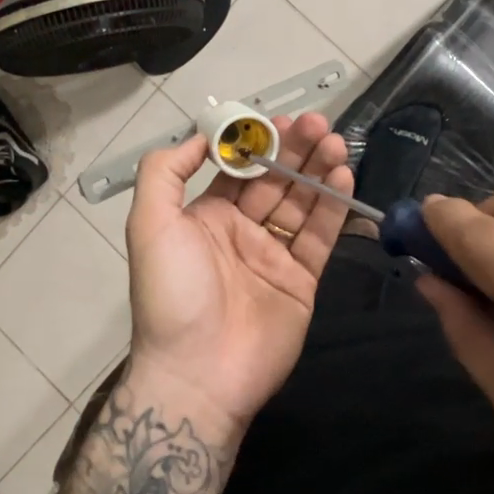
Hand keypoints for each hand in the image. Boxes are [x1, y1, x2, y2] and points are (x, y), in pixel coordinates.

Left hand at [124, 112, 352, 436]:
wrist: (198, 374)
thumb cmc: (171, 293)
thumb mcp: (150, 224)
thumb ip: (167, 173)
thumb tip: (201, 136)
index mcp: (206, 217)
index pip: (239, 168)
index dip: (259, 143)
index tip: (279, 119)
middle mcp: (242, 231)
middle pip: (276, 180)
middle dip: (296, 150)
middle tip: (317, 123)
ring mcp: (274, 256)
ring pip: (302, 202)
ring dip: (318, 170)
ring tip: (335, 142)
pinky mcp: (302, 280)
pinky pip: (320, 236)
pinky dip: (333, 207)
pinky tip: (343, 178)